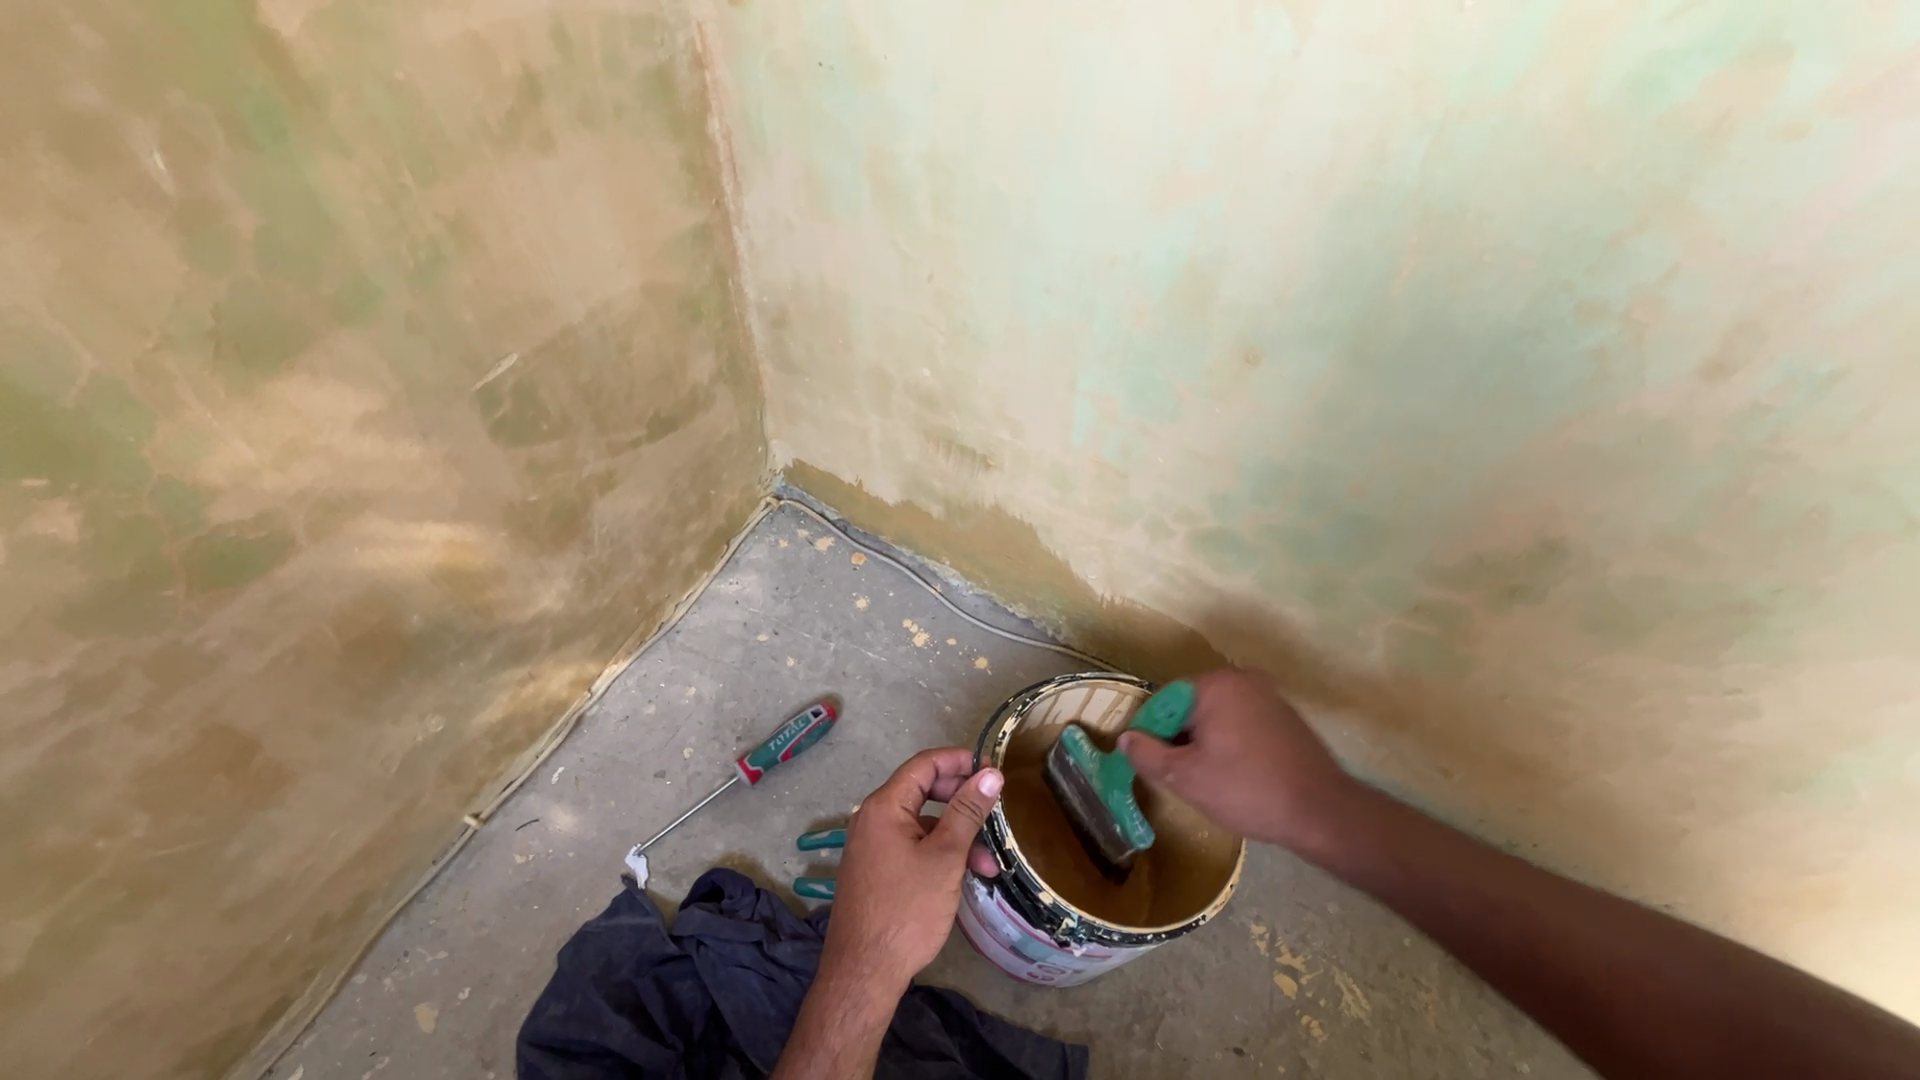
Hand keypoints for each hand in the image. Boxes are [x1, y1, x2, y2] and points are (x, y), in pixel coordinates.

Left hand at [819, 747, 1002, 990]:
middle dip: (962, 800)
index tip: (992, 771)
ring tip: (989, 863)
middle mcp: (872, 818)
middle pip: (923, 790)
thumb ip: (967, 811)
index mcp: (884, 806)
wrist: (864, 972)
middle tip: (994, 809)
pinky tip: (965, 876)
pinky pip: (913, 845)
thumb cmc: (907, 909)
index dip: (960, 761)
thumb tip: (990, 774)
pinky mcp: (877, 869)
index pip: (924, 764)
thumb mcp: (945, 857)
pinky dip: (940, 853)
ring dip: (956, 834)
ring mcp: (873, 845)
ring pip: (922, 823)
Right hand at [1119, 668, 1360, 851]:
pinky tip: (1233, 774)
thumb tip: (1125, 738)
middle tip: (1177, 774)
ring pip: (1216, 716)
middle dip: (1178, 737)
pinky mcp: (1285, 717)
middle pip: (1190, 705)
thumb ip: (1147, 754)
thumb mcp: (1186, 777)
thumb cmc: (1248, 790)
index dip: (1150, 732)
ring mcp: (1268, 696)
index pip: (1163, 700)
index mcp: (1215, 684)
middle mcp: (1242, 679)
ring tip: (1206, 778)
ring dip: (1203, 742)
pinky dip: (1229, 743)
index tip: (1149, 762)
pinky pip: (1241, 722)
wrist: (1323, 813)